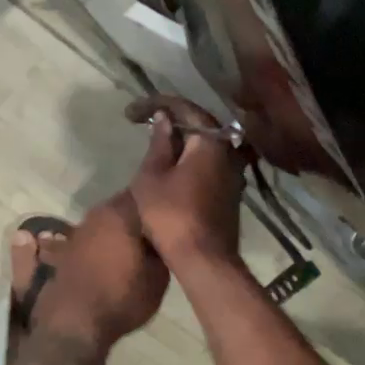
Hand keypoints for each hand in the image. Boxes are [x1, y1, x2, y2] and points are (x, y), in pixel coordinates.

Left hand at [32, 192, 168, 351]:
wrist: (74, 321)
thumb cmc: (122, 296)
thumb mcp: (158, 276)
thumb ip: (163, 247)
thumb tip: (163, 236)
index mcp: (122, 212)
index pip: (147, 192)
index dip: (162, 200)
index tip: (175, 211)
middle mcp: (99, 212)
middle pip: (126, 205)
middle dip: (142, 214)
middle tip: (160, 229)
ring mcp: (81, 228)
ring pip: (109, 219)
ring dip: (123, 228)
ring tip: (140, 245)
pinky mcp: (69, 246)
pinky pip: (96, 235)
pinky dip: (107, 241)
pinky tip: (117, 256)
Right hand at [125, 95, 247, 271]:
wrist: (204, 260)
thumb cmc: (171, 215)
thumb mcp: (152, 177)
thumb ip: (158, 144)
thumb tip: (163, 119)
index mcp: (210, 142)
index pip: (184, 108)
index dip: (155, 104)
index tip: (130, 114)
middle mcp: (229, 152)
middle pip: (199, 125)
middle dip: (171, 120)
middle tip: (143, 123)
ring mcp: (234, 173)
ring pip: (206, 145)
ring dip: (181, 140)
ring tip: (155, 144)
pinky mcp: (231, 192)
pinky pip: (210, 163)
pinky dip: (190, 158)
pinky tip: (172, 167)